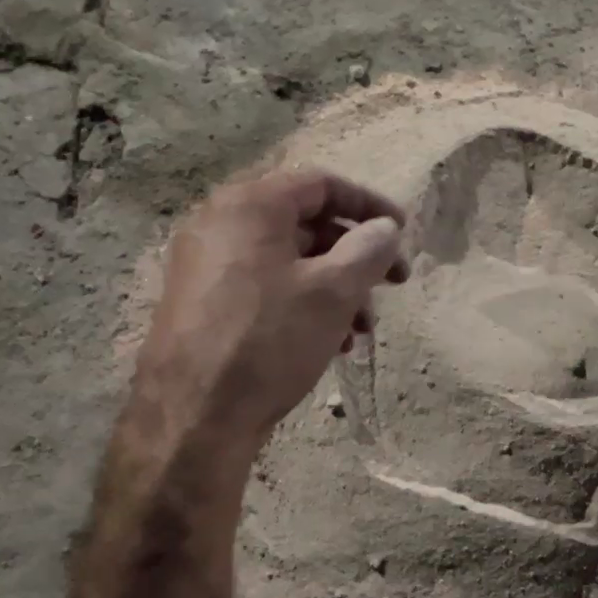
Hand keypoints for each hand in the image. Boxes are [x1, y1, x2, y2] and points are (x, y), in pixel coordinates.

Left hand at [134, 169, 410, 450]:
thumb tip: (386, 229)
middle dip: (356, 257)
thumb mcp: (334, 292)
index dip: (369, 205)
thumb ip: (368, 250)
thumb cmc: (269, 341)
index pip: (321, 184)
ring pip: (290, 262)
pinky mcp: (205, 302)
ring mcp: (208, 265)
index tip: (403, 233)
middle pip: (306, 224)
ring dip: (336, 288)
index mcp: (249, 206)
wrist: (194, 414)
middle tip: (393, 286)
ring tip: (361, 331)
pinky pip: (267, 287)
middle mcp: (221, 224)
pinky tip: (329, 343)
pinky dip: (305, 304)